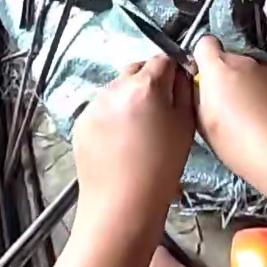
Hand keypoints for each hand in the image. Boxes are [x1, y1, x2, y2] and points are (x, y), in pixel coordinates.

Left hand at [72, 55, 195, 239]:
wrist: (121, 207)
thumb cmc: (161, 170)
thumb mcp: (185, 127)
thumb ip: (183, 92)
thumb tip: (180, 74)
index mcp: (146, 86)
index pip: (163, 59)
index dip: (173, 70)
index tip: (177, 87)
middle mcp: (116, 88)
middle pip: (137, 69)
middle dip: (150, 81)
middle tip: (159, 109)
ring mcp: (95, 104)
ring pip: (119, 88)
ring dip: (130, 97)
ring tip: (139, 130)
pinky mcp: (82, 121)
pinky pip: (103, 107)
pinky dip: (114, 115)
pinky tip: (121, 140)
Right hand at [191, 36, 266, 179]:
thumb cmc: (239, 142)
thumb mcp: (204, 123)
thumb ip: (198, 96)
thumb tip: (199, 85)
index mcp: (219, 68)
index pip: (204, 43)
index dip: (201, 59)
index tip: (202, 80)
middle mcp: (245, 62)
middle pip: (228, 60)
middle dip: (225, 78)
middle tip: (225, 108)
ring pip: (249, 73)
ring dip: (246, 87)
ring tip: (249, 119)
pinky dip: (264, 96)